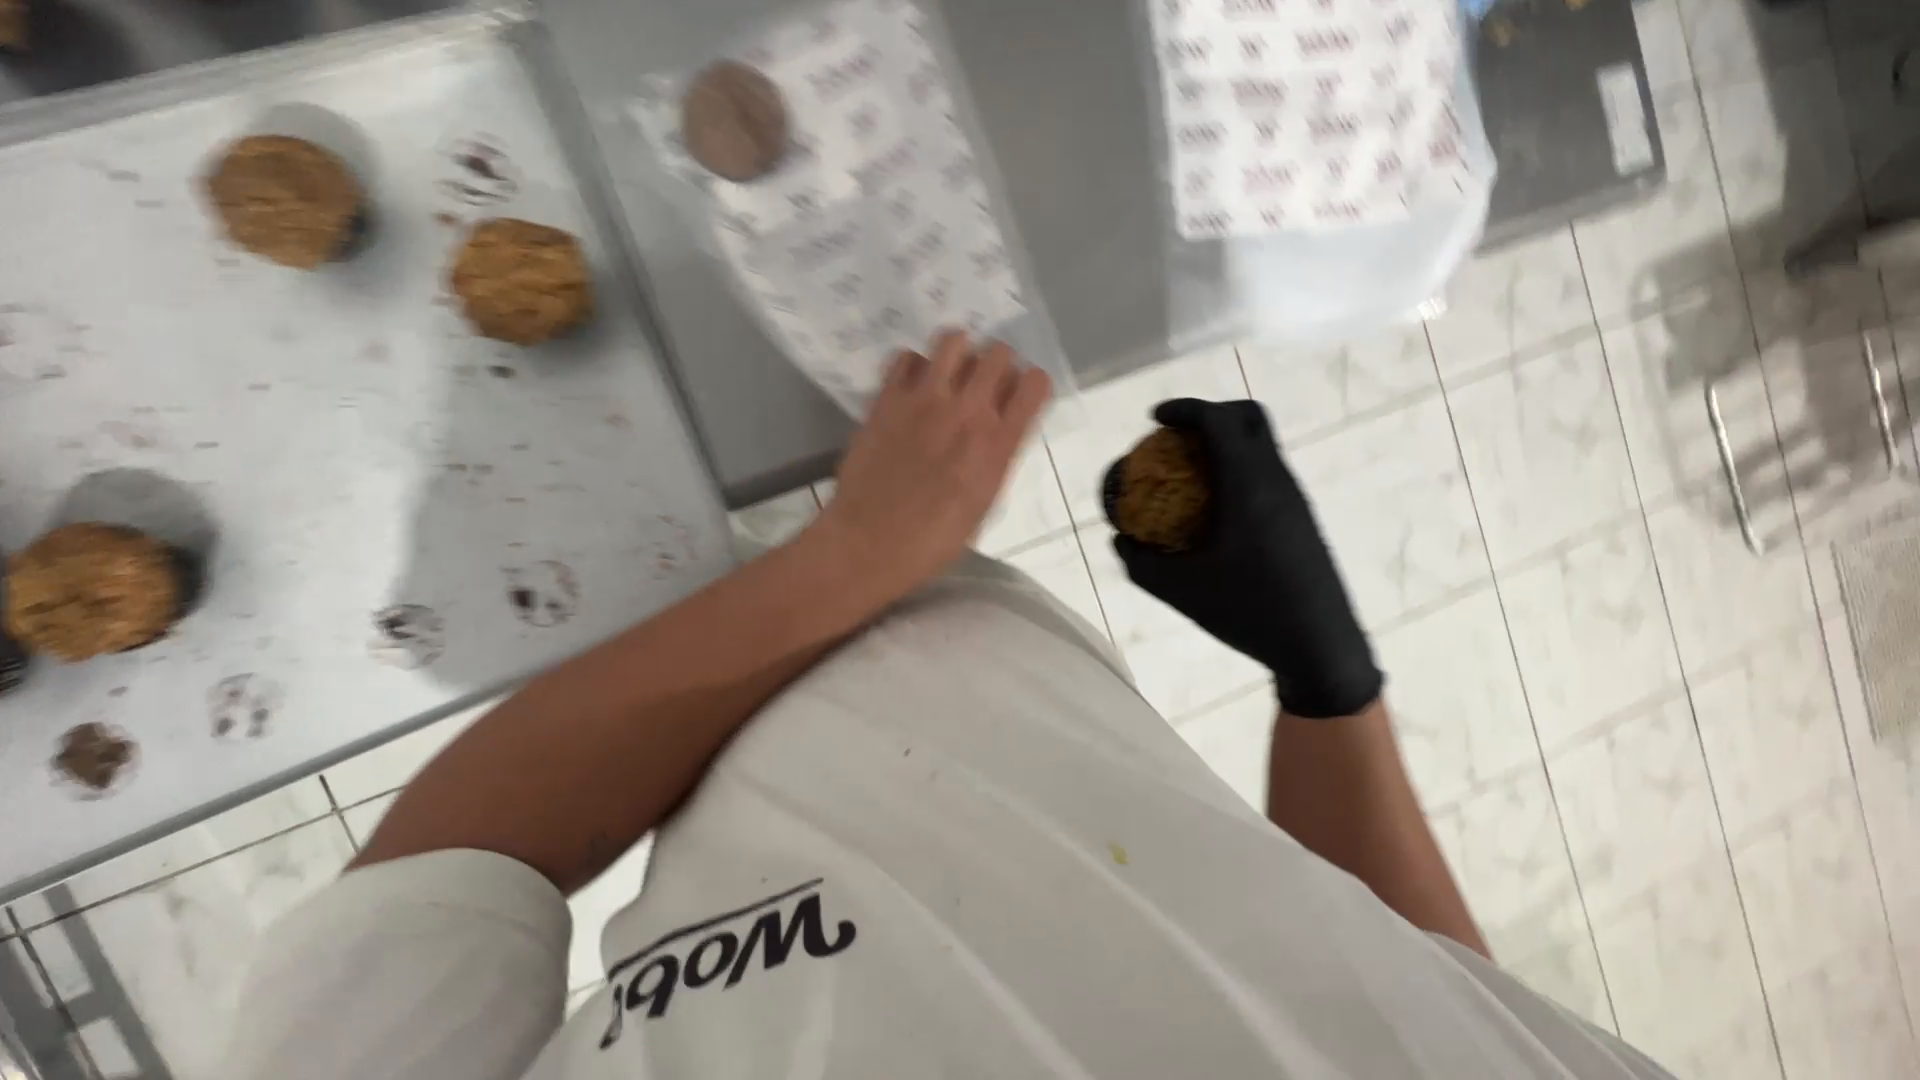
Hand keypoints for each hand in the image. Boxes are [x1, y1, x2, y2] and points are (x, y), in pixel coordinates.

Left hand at [813, 331, 1052, 599]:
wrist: (869, 545)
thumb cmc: (933, 541)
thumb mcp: (984, 504)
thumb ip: (996, 457)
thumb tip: (998, 429)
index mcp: (998, 445)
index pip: (1035, 384)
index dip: (1030, 385)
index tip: (1019, 398)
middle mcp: (967, 412)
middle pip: (999, 352)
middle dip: (998, 364)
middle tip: (984, 385)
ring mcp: (924, 400)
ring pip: (953, 340)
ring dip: (959, 353)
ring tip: (951, 375)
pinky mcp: (886, 399)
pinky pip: (906, 357)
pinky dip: (915, 366)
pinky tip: (913, 388)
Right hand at [1105, 399, 1380, 718]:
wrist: (1319, 645)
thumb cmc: (1249, 612)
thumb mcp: (1182, 592)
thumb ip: (1142, 564)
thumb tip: (1121, 541)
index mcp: (1248, 486)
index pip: (1220, 420)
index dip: (1186, 409)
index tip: (1156, 419)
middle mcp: (1277, 480)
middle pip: (1250, 418)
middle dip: (1210, 415)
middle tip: (1177, 437)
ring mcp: (1294, 498)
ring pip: (1262, 445)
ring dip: (1226, 445)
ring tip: (1190, 474)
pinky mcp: (1302, 518)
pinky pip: (1267, 472)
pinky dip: (1238, 471)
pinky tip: (1216, 510)